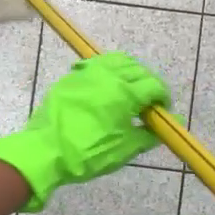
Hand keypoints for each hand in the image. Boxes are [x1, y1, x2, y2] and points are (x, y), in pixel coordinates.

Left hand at [0, 52, 169, 211]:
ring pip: (117, 61)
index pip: (154, 86)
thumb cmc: (88, 153)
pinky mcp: (71, 76)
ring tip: (128, 90)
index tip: (162, 111)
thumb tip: (169, 124)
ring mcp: (87, 73)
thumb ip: (149, 134)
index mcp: (124, 93)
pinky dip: (108, 70)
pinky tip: (106, 86)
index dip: (162, 98)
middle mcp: (108, 76)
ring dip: (129, 72)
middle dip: (148, 84)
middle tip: (146, 103)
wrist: (45, 151)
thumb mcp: (124, 149)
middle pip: (138, 70)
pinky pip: (96, 64)